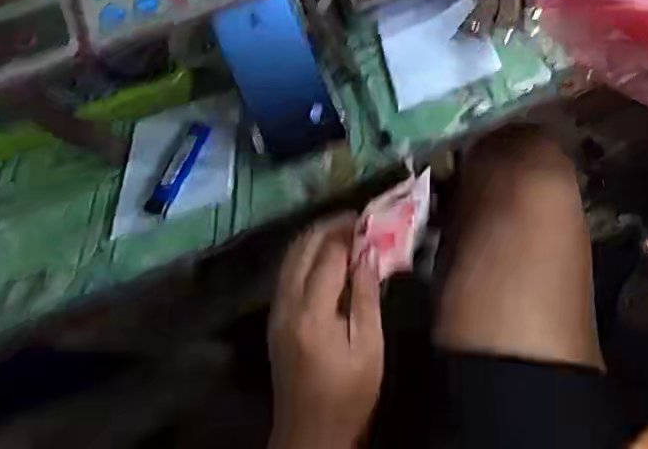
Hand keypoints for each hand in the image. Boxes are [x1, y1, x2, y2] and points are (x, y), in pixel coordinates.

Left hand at [268, 215, 383, 448]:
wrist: (310, 438)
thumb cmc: (348, 396)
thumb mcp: (369, 348)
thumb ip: (367, 296)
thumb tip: (369, 253)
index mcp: (312, 313)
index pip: (329, 254)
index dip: (350, 232)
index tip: (372, 221)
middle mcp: (287, 305)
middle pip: (303, 246)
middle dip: (330, 226)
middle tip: (359, 220)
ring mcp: (277, 312)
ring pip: (291, 255)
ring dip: (316, 236)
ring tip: (346, 231)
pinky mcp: (275, 319)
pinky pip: (288, 271)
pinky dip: (307, 253)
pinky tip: (328, 255)